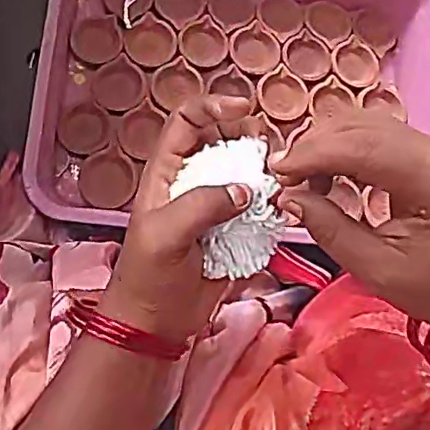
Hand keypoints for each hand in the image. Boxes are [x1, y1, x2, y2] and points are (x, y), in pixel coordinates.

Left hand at [101, 95, 265, 341]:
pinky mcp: (235, 229)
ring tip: (280, 178)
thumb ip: (202, 205)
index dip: (213, 106)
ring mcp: (215, 204)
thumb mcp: (165, 235)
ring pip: (245, 171)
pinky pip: (258, 205)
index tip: (244, 108)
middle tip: (267, 152)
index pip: (187, 121)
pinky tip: (283, 206)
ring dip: (265, 169)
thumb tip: (245, 189)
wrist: (155, 322)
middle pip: (223, 139)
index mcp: (167, 172)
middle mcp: (193, 181)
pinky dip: (273, 201)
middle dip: (247, 137)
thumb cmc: (147, 276)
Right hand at [271, 106, 429, 343]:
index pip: (365, 147)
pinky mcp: (423, 152)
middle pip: (362, 127)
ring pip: (363, 123)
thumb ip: (329, 228)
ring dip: (323, 144)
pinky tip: (323, 174)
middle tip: (282, 177)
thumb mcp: (377, 270)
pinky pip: (372, 134)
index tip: (277, 173)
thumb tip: (288, 196)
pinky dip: (338, 148)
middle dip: (313, 146)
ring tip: (299, 178)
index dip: (314, 153)